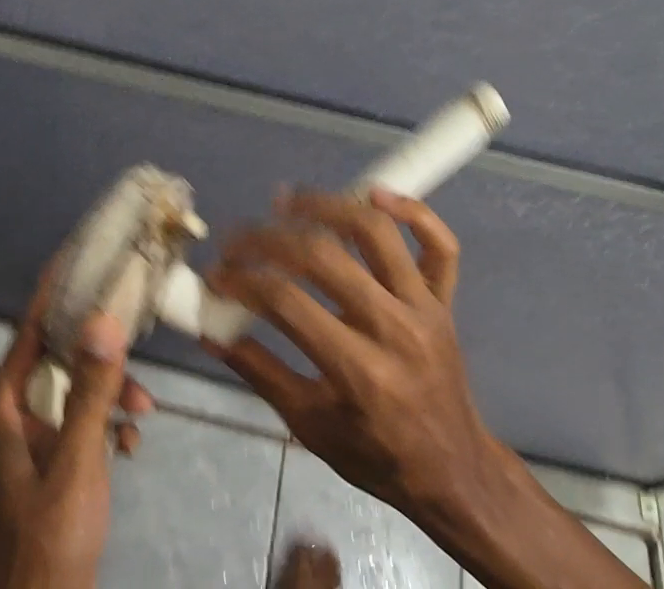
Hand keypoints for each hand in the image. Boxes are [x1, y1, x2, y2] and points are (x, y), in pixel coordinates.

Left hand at [0, 270, 154, 588]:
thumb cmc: (49, 534)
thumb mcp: (77, 460)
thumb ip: (91, 391)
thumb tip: (102, 319)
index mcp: (2, 411)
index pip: (28, 333)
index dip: (53, 295)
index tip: (79, 259)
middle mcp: (8, 421)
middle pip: (53, 362)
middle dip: (98, 357)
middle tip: (136, 346)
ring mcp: (24, 449)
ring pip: (69, 398)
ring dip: (108, 399)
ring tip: (145, 415)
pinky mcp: (42, 473)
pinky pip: (73, 432)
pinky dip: (102, 431)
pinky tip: (128, 447)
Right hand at [207, 188, 647, 588]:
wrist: (452, 472)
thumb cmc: (375, 454)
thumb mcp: (309, 426)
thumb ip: (260, 374)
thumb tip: (210, 332)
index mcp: (358, 371)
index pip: (287, 302)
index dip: (243, 282)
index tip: (216, 277)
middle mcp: (394, 329)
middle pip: (324, 257)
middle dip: (269, 240)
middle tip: (237, 239)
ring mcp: (424, 308)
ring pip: (378, 234)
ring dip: (328, 207)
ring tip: (288, 201)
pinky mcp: (444, 300)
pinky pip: (439, 246)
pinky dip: (414, 211)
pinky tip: (374, 191)